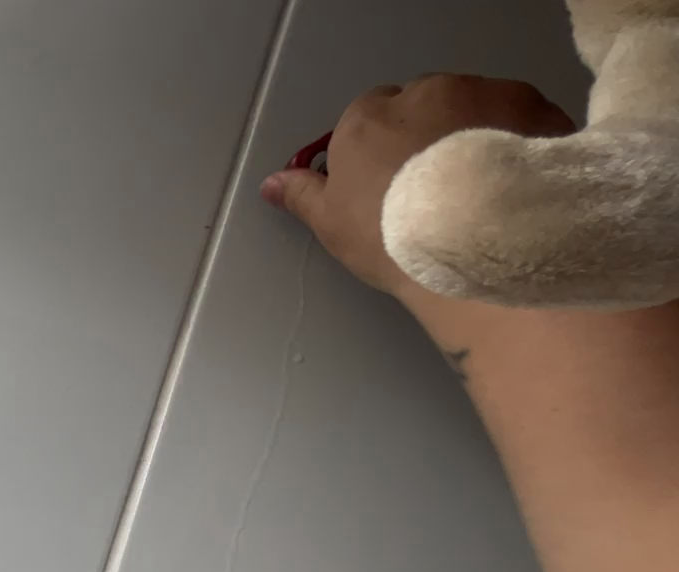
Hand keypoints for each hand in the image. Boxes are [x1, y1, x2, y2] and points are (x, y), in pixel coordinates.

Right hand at [261, 75, 576, 302]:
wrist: (477, 241)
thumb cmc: (385, 232)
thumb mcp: (330, 221)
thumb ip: (301, 194)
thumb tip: (272, 183)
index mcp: (368, 118)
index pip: (361, 115)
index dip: (365, 148)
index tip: (370, 180)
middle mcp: (426, 92)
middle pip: (417, 104)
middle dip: (416, 131)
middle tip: (416, 183)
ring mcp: (486, 92)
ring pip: (467, 105)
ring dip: (463, 131)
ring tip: (462, 183)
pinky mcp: (538, 104)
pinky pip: (512, 116)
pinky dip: (505, 137)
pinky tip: (499, 178)